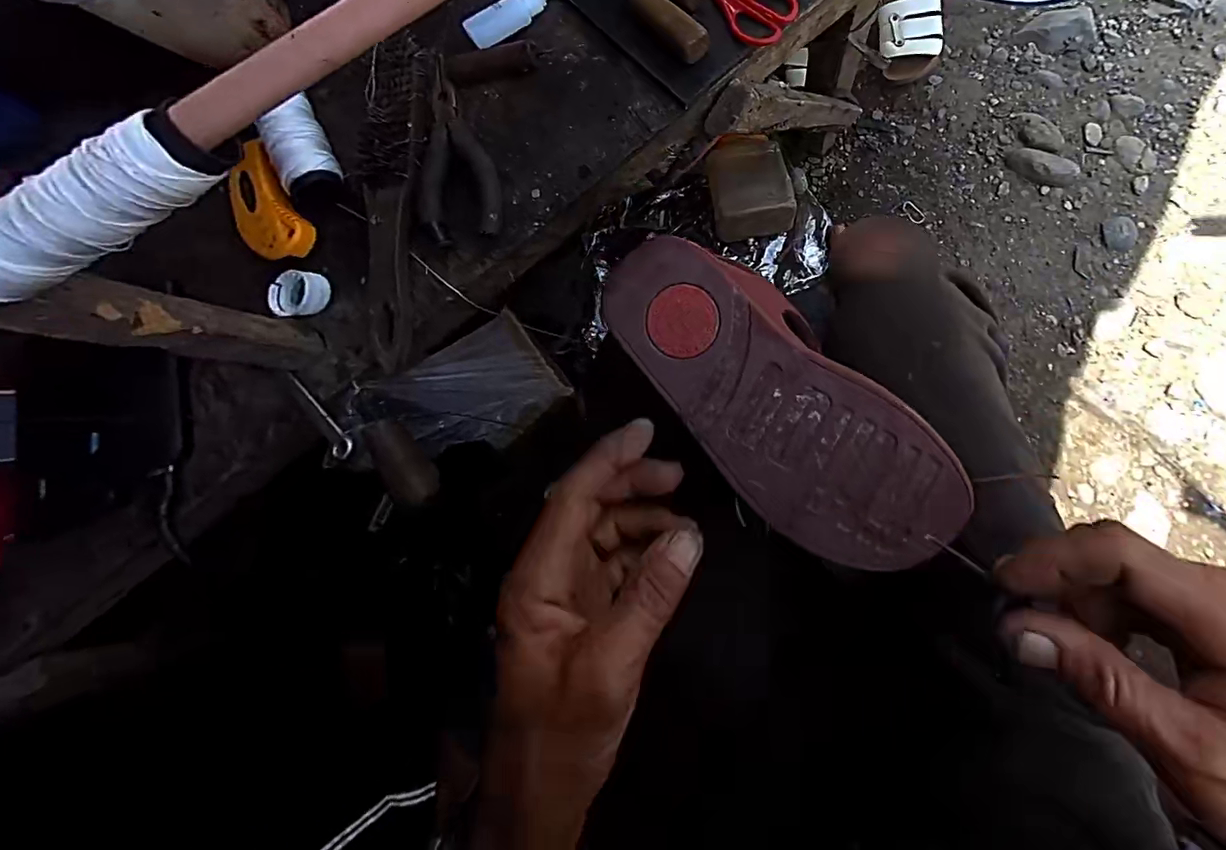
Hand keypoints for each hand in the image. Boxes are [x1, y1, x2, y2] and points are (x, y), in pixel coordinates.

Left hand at [474, 419, 701, 849]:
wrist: (540, 794)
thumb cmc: (562, 733)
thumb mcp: (611, 667)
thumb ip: (650, 597)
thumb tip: (690, 535)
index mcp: (536, 578)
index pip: (570, 498)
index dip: (607, 459)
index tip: (644, 430)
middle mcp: (546, 573)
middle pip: (587, 506)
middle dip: (630, 483)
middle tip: (677, 474)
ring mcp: (565, 591)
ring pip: (603, 531)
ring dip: (641, 517)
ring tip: (683, 521)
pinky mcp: (584, 609)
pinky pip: (615, 561)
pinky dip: (644, 549)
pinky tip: (671, 551)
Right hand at [994, 521, 1225, 849]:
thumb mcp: (1194, 756)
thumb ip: (1105, 685)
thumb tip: (1021, 630)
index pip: (1119, 552)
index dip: (1053, 558)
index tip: (1004, 584)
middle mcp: (1221, 594)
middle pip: (1113, 554)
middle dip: (1058, 578)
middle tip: (1015, 616)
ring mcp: (1216, 606)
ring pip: (1116, 573)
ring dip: (1073, 600)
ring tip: (1050, 642)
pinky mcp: (1208, 626)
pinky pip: (1133, 599)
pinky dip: (1096, 616)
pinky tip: (1086, 647)